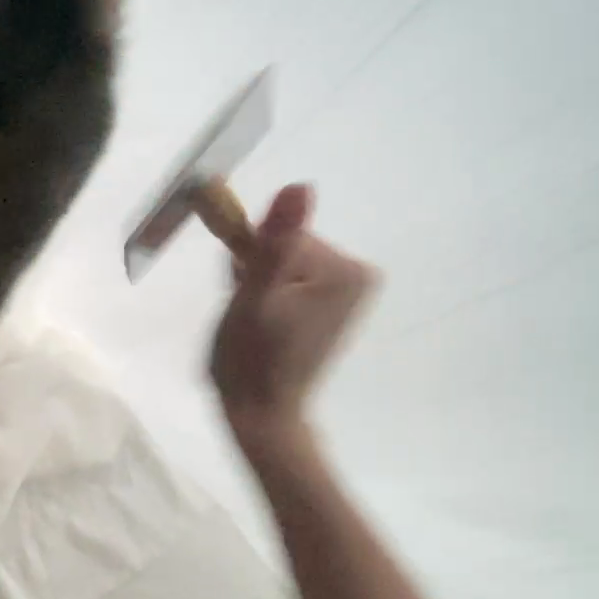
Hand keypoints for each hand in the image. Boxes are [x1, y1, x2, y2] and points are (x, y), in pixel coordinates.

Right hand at [209, 183, 376, 443]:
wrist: (261, 414)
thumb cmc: (250, 360)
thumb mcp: (254, 300)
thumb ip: (274, 245)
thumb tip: (301, 184)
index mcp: (345, 270)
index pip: (281, 238)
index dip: (248, 264)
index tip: (240, 297)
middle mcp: (358, 274)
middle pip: (285, 249)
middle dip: (253, 276)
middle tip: (244, 315)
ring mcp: (348, 292)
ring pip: (283, 266)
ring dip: (257, 289)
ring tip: (252, 325)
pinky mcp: (333, 306)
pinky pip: (291, 282)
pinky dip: (267, 299)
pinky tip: (263, 326)